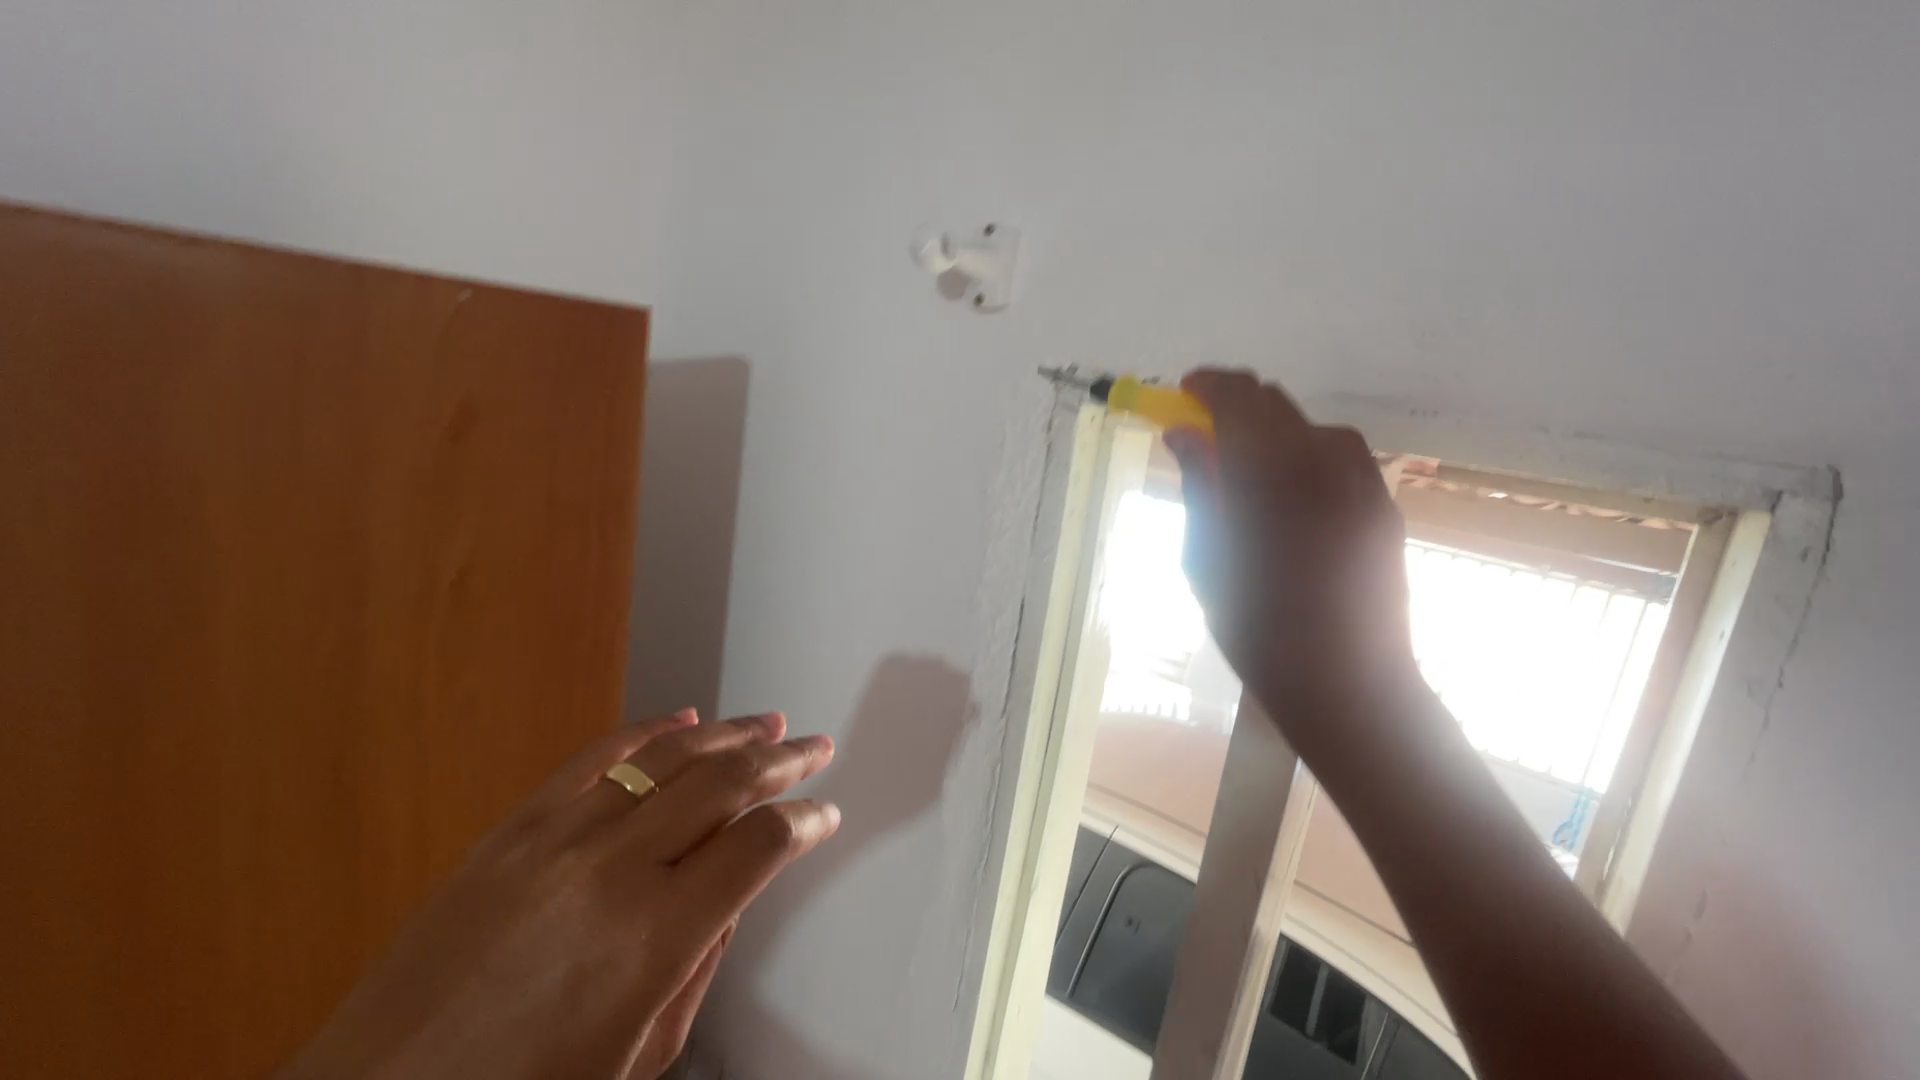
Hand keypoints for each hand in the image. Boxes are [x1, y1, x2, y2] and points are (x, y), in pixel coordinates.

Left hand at [278, 710, 839, 1079]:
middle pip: (723, 783)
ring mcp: (558, 836)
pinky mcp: (514, 826)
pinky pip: (596, 758)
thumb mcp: (641, 1055)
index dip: (804, 822)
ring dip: (728, 734)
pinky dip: (648, 732)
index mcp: (656, 936)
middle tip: (818, 747)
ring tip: (768, 723)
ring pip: (667, 756)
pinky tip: (683, 720)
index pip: (759, 846)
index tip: (824, 815)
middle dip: (783, 760)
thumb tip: (729, 893)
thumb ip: (699, 964)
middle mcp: (615, 867)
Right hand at [1164, 370, 1417, 747]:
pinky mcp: (1385, 503)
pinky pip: (1342, 457)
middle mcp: (1321, 464)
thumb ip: (1198, 487)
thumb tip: (1184, 438)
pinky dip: (1309, 458)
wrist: (1347, 682)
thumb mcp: (1205, 559)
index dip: (1207, 386)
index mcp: (1267, 477)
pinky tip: (1295, 502)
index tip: (1184, 394)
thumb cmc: (1256, 629)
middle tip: (1207, 438)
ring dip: (1275, 433)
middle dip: (1236, 407)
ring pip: (1311, 427)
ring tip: (1253, 476)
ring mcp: (1362, 482)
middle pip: (1275, 403)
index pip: (1237, 398)